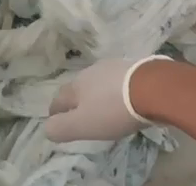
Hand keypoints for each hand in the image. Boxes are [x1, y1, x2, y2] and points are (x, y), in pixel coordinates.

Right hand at [45, 55, 169, 142]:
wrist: (149, 87)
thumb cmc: (112, 110)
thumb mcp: (83, 125)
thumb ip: (61, 127)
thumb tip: (46, 128)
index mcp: (76, 86)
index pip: (59, 98)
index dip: (55, 111)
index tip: (55, 120)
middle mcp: (89, 72)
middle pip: (77, 87)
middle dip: (75, 101)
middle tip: (79, 115)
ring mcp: (110, 67)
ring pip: (96, 82)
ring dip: (95, 94)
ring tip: (101, 107)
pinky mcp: (129, 67)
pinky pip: (114, 80)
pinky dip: (113, 90)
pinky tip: (121, 98)